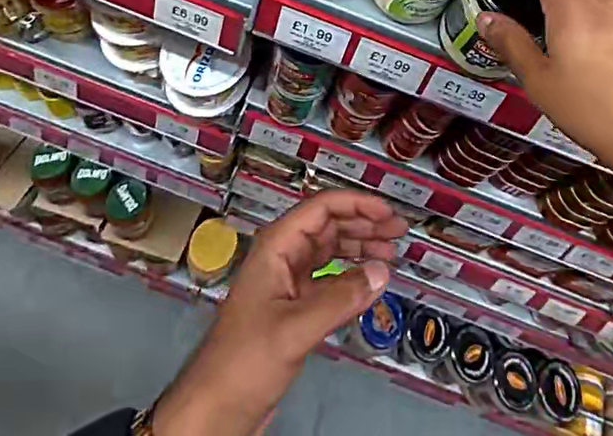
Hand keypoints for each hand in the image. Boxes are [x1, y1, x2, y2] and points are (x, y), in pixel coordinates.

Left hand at [154, 190, 406, 435]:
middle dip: (364, 223)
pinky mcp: (294, 306)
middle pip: (329, 225)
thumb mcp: (294, 328)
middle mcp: (283, 256)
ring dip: (360, 246)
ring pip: (331, 250)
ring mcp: (288, 281)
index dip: (356, 204)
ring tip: (391, 250)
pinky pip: (329, 278)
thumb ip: (340, 299)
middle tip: (398, 229)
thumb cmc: (243, 361)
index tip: (386, 211)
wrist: (215, 408)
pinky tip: (369, 280)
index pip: (322, 208)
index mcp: (277, 246)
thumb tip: (381, 272)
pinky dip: (351, 275)